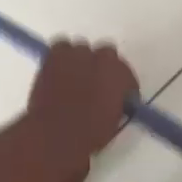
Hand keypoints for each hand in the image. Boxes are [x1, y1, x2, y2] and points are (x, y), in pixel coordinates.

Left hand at [24, 40, 137, 168]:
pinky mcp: (55, 55)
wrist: (56, 132)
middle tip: (95, 86)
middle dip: (102, 69)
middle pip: (107, 55)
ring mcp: (77, 53)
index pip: (126, 74)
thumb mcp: (114, 120)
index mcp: (121, 74)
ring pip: (82, 50)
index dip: (121, 86)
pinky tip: (59, 71)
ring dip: (81, 61)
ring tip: (74, 78)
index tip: (117, 97)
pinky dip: (62, 57)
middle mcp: (103, 57)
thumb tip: (112, 98)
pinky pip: (61, 48)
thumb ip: (116, 101)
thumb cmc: (89, 133)